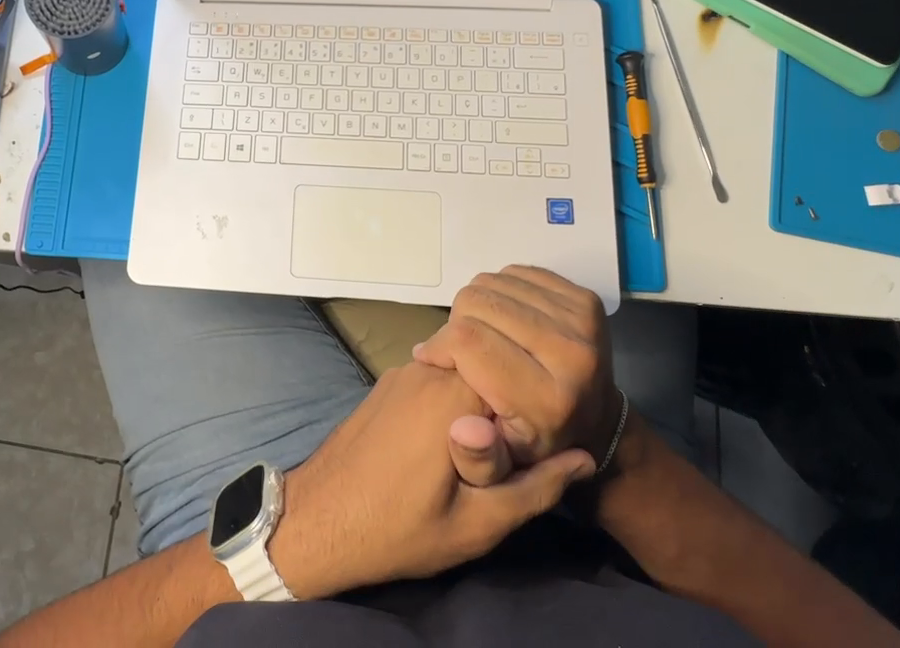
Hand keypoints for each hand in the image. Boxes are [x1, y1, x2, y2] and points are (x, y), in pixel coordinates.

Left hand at [267, 362, 595, 598]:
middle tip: (502, 462)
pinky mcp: (386, 384)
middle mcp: (428, 369)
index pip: (520, 375)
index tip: (528, 451)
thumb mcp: (478, 524)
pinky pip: (434, 382)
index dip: (533, 412)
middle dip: (504, 410)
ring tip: (470, 461)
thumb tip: (583, 457)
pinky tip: (439, 450)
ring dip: (475, 410)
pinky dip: (447, 408)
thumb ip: (536, 488)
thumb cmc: (398, 528)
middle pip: (491, 372)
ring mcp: (402, 372)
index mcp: (454, 394)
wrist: (316, 520)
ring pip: (462, 376)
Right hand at [412, 265, 620, 479]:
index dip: (439, 345)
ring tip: (485, 335)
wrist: (598, 421)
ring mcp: (582, 320)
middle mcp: (573, 354)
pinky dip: (499, 291)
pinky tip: (506, 319)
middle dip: (456, 323)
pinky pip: (513, 273)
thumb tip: (460, 429)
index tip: (435, 360)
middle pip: (476, 303)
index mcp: (549, 398)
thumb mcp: (502, 468)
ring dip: (476, 307)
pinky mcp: (585, 297)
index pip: (468, 340)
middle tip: (462, 350)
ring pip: (491, 283)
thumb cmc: (536, 442)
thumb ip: (476, 460)